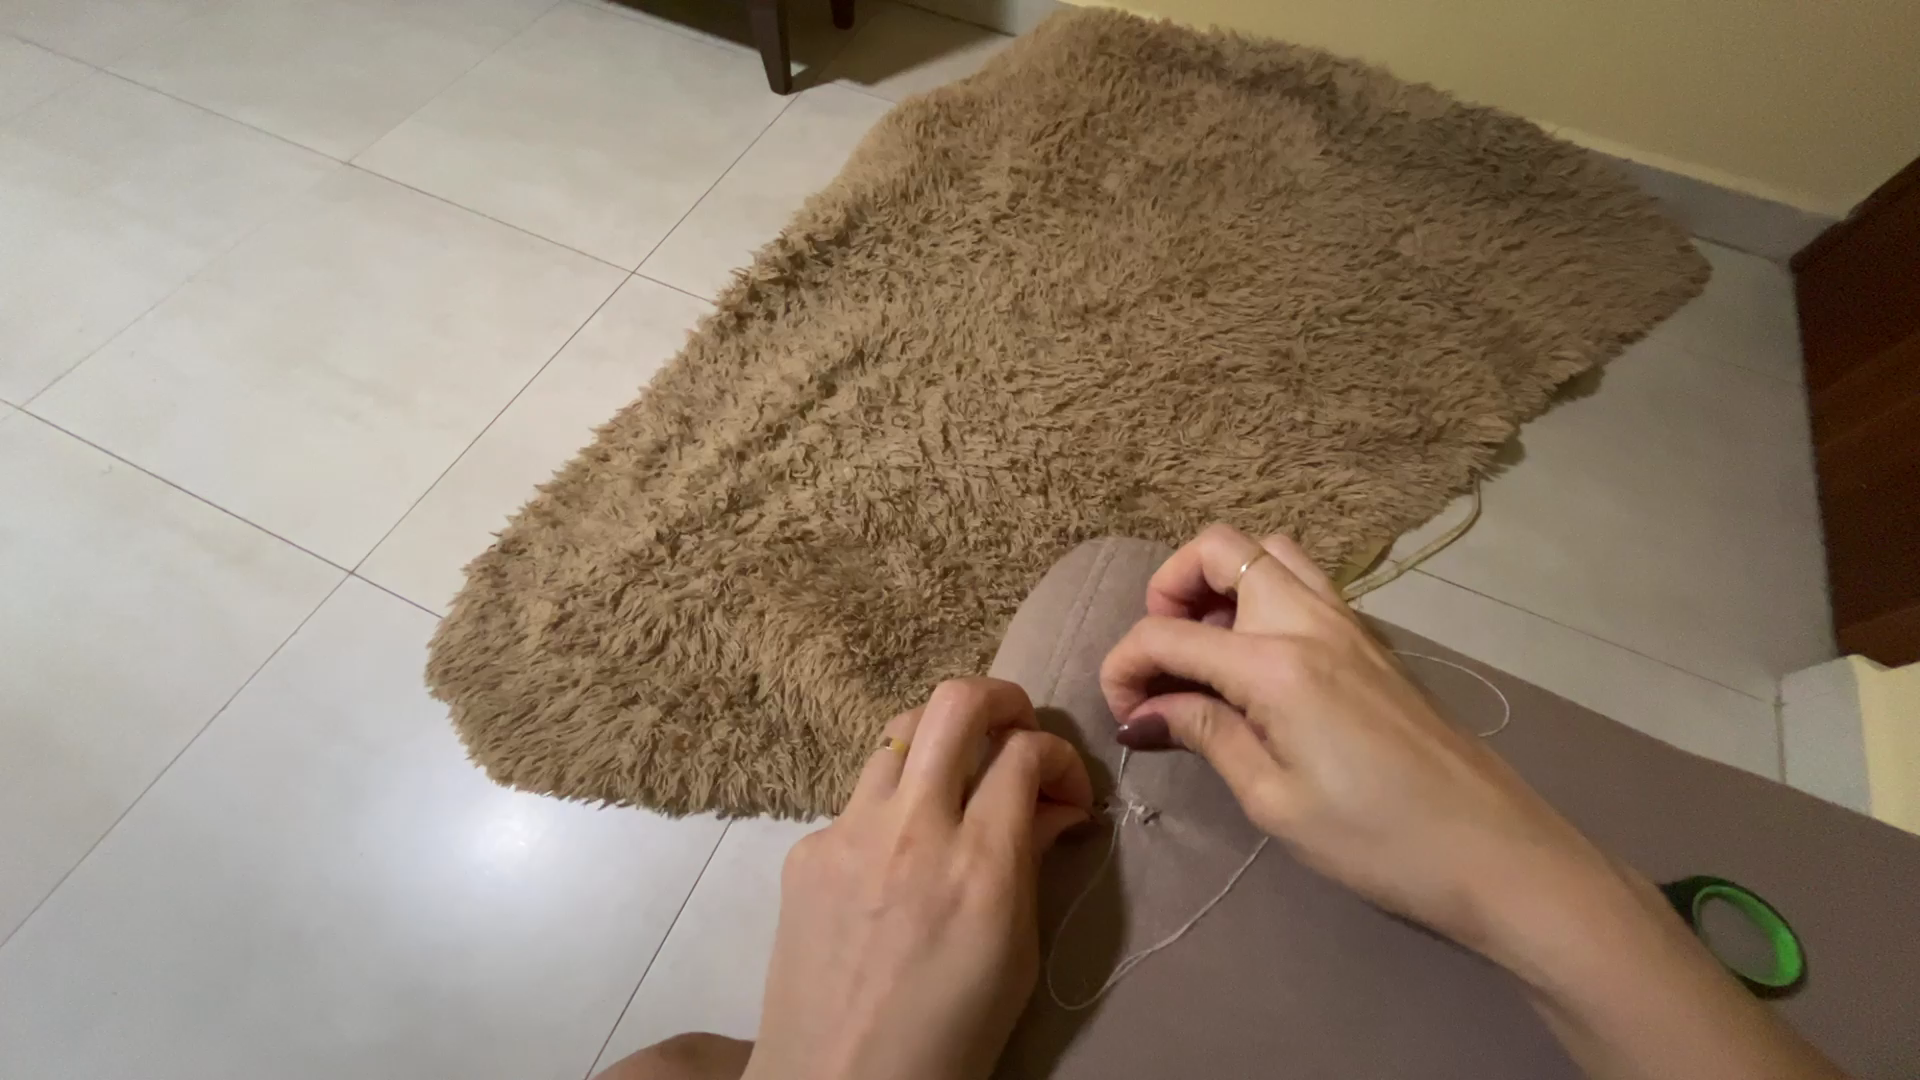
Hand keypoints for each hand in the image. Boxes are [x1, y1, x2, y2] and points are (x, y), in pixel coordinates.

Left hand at [744, 678, 1092, 1079]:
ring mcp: (848, 832)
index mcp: (978, 867)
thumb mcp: (1016, 956)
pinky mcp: (806, 848)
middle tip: (1016, 729)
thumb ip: (1033, 860)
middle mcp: (911, 830)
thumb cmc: (950, 1037)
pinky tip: (897, 855)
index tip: (1066, 787)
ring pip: (901, 732)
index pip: (1024, 753)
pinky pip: (862, 797)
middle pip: (954, 703)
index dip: (1058, 754)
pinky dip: (896, 806)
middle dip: (1000, 697)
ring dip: (942, 741)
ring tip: (958, 780)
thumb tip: (1056, 803)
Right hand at [1098, 526, 1844, 1079]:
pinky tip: (1256, 657)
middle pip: (1220, 548)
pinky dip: (1259, 594)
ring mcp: (1347, 620)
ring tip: (1207, 642)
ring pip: (1268, 550)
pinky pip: (1302, 579)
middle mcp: (1308, 619)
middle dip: (1170, 586)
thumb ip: (1204, 734)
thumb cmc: (1379, 840)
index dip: (1123, 664)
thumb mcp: (1273, 799)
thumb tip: (1145, 711)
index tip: (1120, 708)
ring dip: (1220, 580)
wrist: (1504, 858)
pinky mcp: (1370, 638)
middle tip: (1164, 649)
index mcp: (1275, 664)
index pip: (1167, 635)